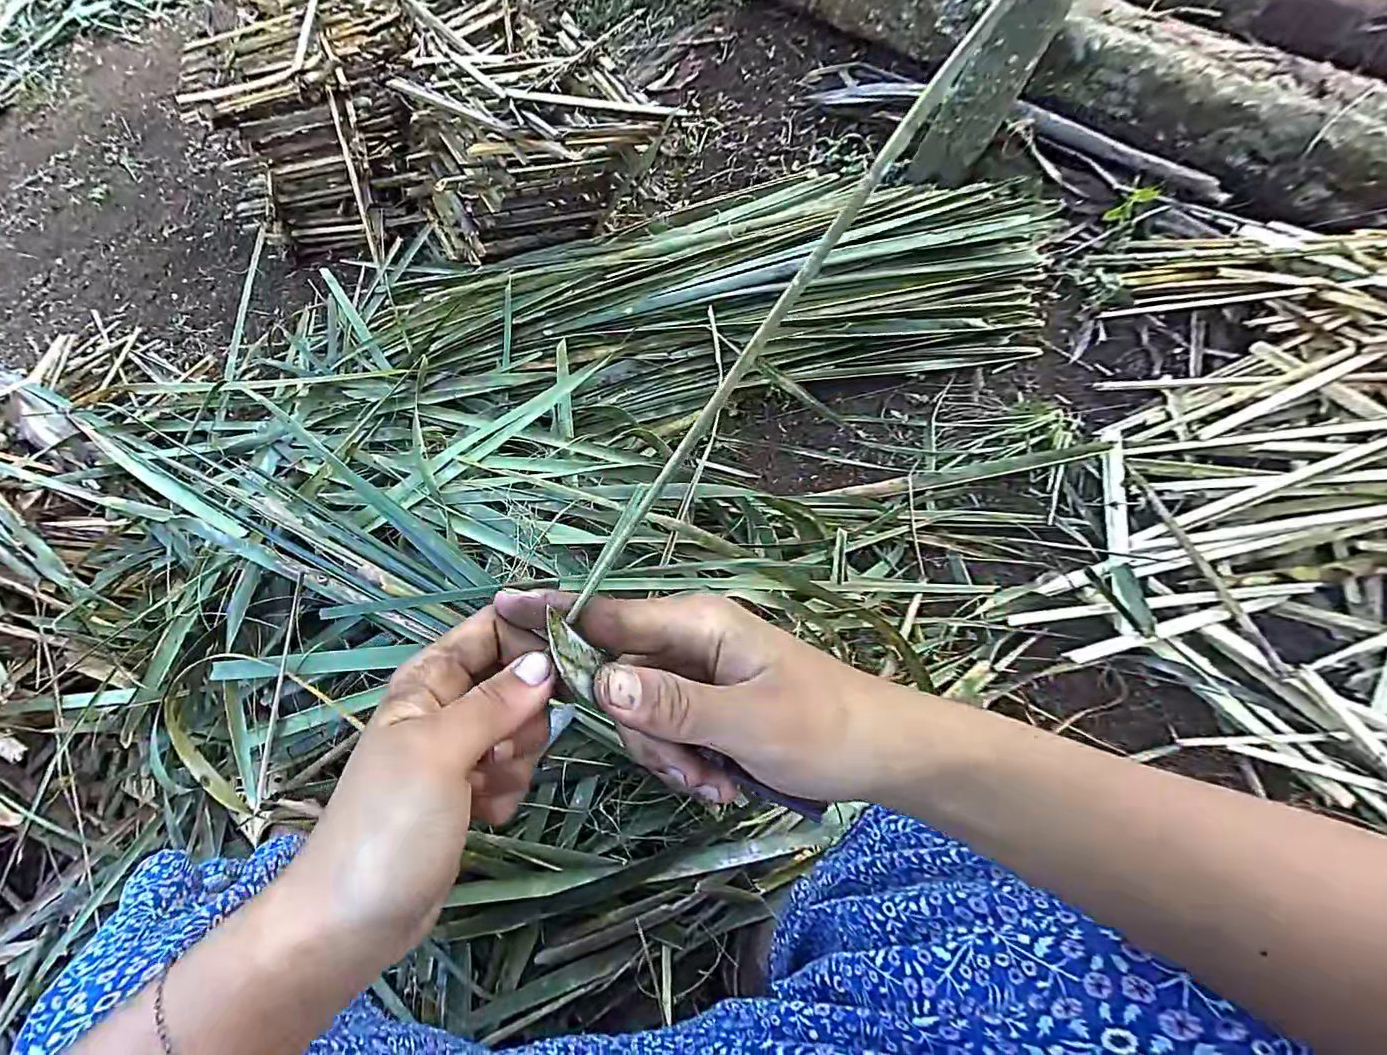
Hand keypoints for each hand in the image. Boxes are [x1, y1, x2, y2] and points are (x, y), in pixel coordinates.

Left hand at [283, 606, 555, 965]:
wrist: (355, 920)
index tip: (563, 668)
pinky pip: (515, 769)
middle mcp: (447, 704)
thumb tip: (545, 661)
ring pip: (522, 728)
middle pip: (516, 680)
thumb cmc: (389, 822)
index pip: (491, 629)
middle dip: (522, 716)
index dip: (528, 639)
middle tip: (500, 748)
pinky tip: (482, 813)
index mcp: (429, 677)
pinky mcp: (472, 787)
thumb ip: (494, 702)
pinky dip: (506, 790)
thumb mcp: (440, 750)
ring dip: (515, 760)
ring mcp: (461, 748)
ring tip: (481, 787)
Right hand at [494, 589, 933, 805]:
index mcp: (695, 622)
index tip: (500, 605)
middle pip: (618, 677)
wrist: (886, 753)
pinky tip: (722, 780)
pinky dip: (683, 759)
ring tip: (719, 782)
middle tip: (689, 771)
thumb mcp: (750, 722)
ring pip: (639, 711)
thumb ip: (673, 704)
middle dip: (643, 731)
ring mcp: (691, 669)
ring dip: (668, 753)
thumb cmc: (826, 728)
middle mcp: (685, 638)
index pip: (607, 614)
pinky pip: (663, 727)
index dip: (552, 612)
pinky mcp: (699, 698)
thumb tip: (600, 683)